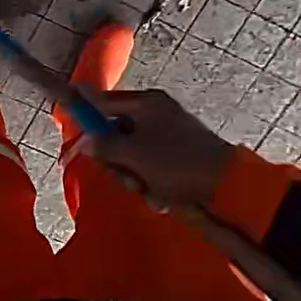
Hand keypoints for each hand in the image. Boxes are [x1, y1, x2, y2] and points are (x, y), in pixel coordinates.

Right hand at [78, 89, 233, 209]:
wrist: (229, 189)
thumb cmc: (177, 163)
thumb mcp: (132, 153)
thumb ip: (102, 144)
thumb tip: (85, 141)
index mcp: (147, 104)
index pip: (102, 103)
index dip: (83, 118)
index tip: (71, 133)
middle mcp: (156, 116)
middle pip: (114, 134)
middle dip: (116, 161)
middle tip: (125, 177)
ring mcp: (167, 138)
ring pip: (129, 156)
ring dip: (132, 177)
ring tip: (146, 190)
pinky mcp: (176, 159)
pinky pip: (148, 169)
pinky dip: (151, 184)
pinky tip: (162, 196)